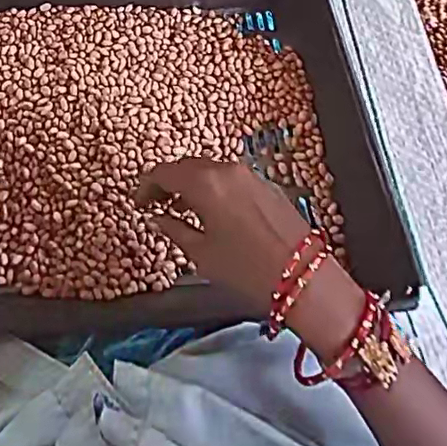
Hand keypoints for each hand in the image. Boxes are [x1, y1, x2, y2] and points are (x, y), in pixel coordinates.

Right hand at [139, 158, 365, 357]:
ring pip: (210, 169)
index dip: (146, 186)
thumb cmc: (247, 270)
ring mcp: (250, 175)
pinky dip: (214, 187)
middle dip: (168, 182)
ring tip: (181, 209)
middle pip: (187, 166)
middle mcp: (227, 169)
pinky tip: (212, 211)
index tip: (139, 204)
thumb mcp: (201, 254)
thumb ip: (174, 229)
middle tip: (156, 205)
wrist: (307, 280)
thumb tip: (158, 217)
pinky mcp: (268, 185)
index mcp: (205, 182)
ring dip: (191, 183)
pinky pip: (231, 178)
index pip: (164, 172)